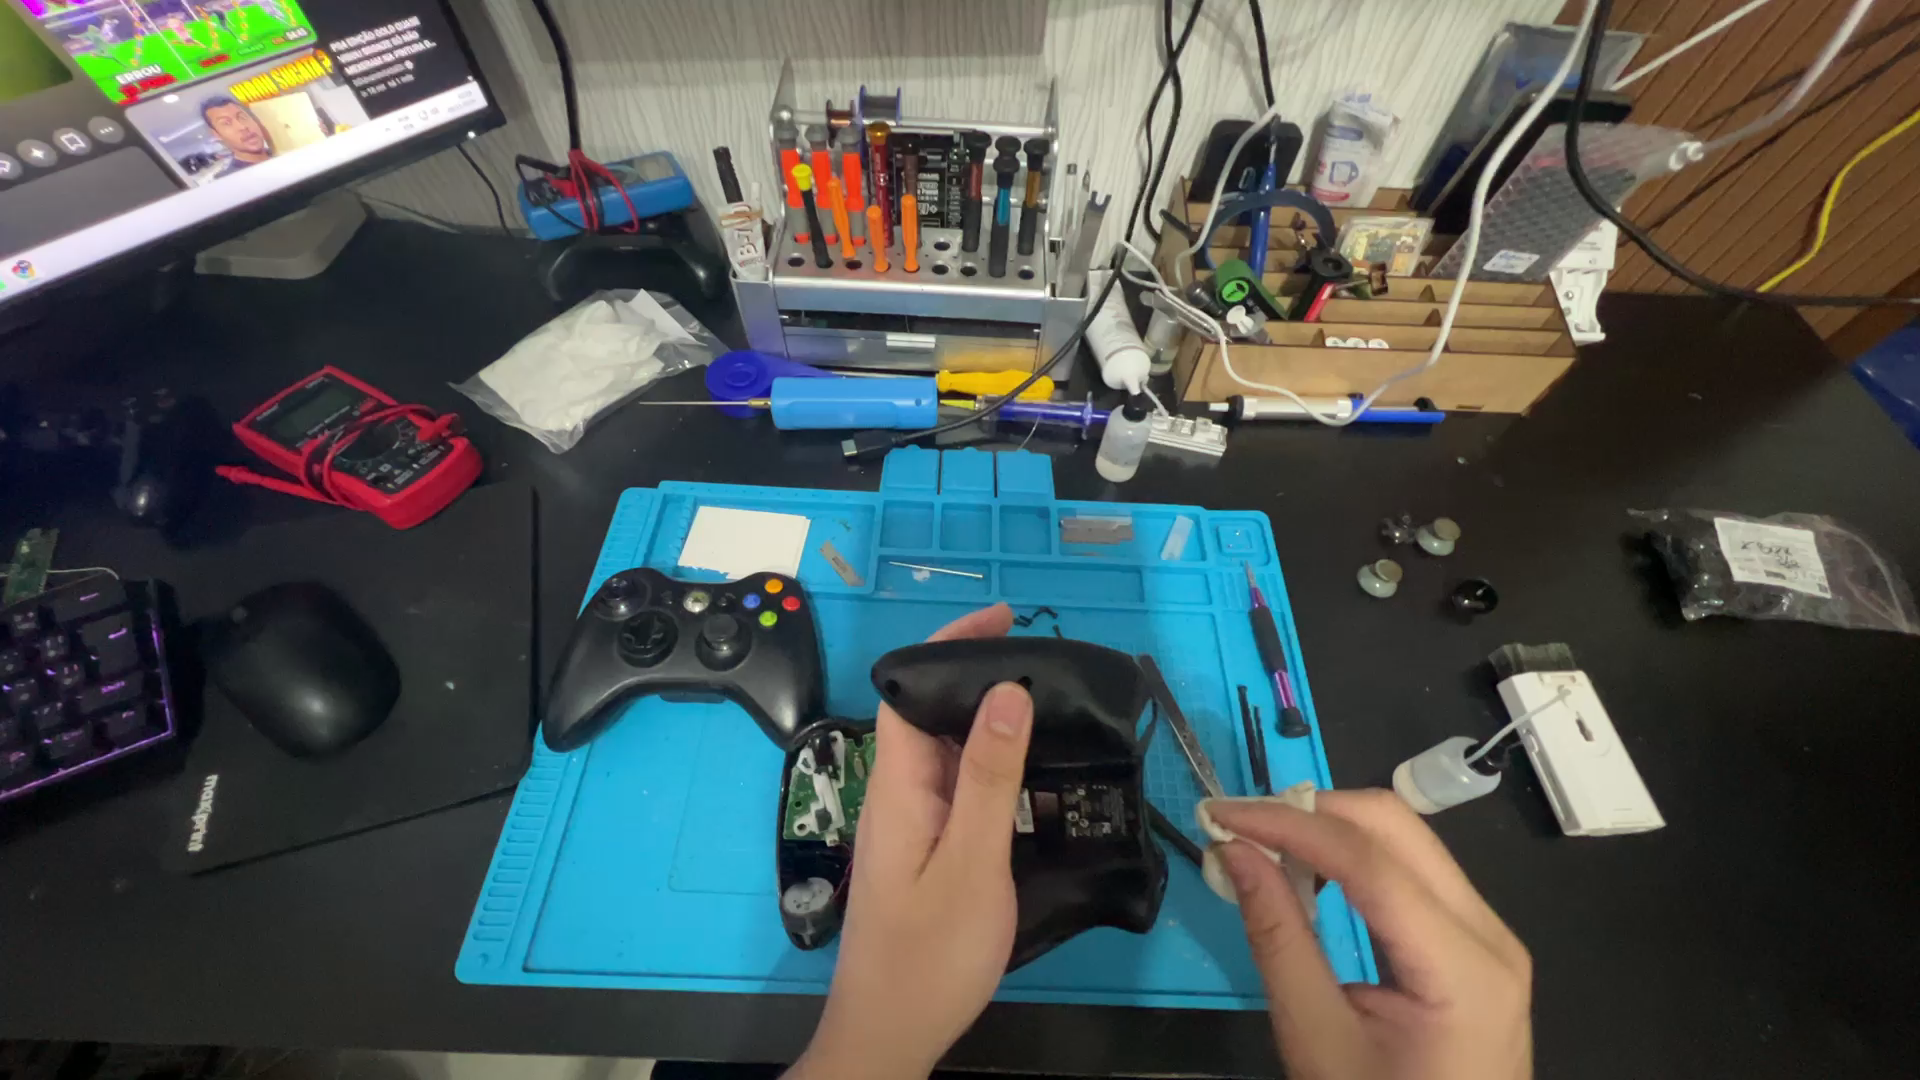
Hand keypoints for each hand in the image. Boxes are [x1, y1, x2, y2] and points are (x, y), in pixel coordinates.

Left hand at [788, 604, 1033, 1079]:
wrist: (891, 1034)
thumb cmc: (930, 952)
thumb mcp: (969, 860)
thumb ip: (987, 775)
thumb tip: (1008, 691)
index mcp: (897, 782)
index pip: (912, 687)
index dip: (950, 646)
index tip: (1002, 621)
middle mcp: (899, 788)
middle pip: (931, 710)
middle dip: (979, 674)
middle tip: (1042, 659)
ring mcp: (913, 817)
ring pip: (948, 746)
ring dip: (991, 717)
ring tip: (1049, 700)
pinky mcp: (929, 841)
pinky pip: (960, 782)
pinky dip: (994, 759)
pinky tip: (1034, 765)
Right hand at [1205, 790, 1531, 1079]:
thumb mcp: (1315, 1036)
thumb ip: (1276, 935)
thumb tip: (1232, 849)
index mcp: (1462, 969)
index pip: (1368, 861)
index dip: (1289, 825)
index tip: (1222, 816)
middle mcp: (1487, 932)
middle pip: (1392, 825)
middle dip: (1308, 810)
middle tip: (1242, 827)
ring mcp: (1485, 929)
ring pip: (1399, 832)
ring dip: (1325, 824)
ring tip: (1266, 846)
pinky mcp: (1470, 933)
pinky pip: (1406, 860)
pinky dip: (1347, 848)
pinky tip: (1309, 871)